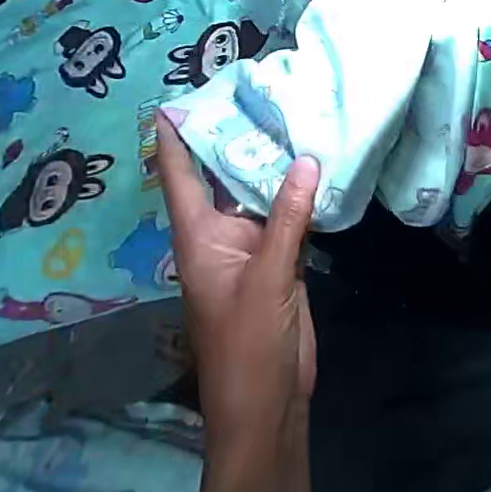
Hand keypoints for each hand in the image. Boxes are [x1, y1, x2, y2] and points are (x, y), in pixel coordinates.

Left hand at [155, 114, 316, 441]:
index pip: (179, 174)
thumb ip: (287, 219)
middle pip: (224, 174)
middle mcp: (221, 231)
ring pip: (260, 192)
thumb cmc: (249, 345)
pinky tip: (316, 162)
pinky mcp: (280, 258)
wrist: (269, 402)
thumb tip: (307, 160)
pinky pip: (287, 214)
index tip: (179, 97)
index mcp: (199, 234)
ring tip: (291, 112)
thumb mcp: (268, 279)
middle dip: (236, 135)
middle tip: (258, 88)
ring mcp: (252, 244)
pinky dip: (299, 191)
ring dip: (272, 160)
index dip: (174, 137)